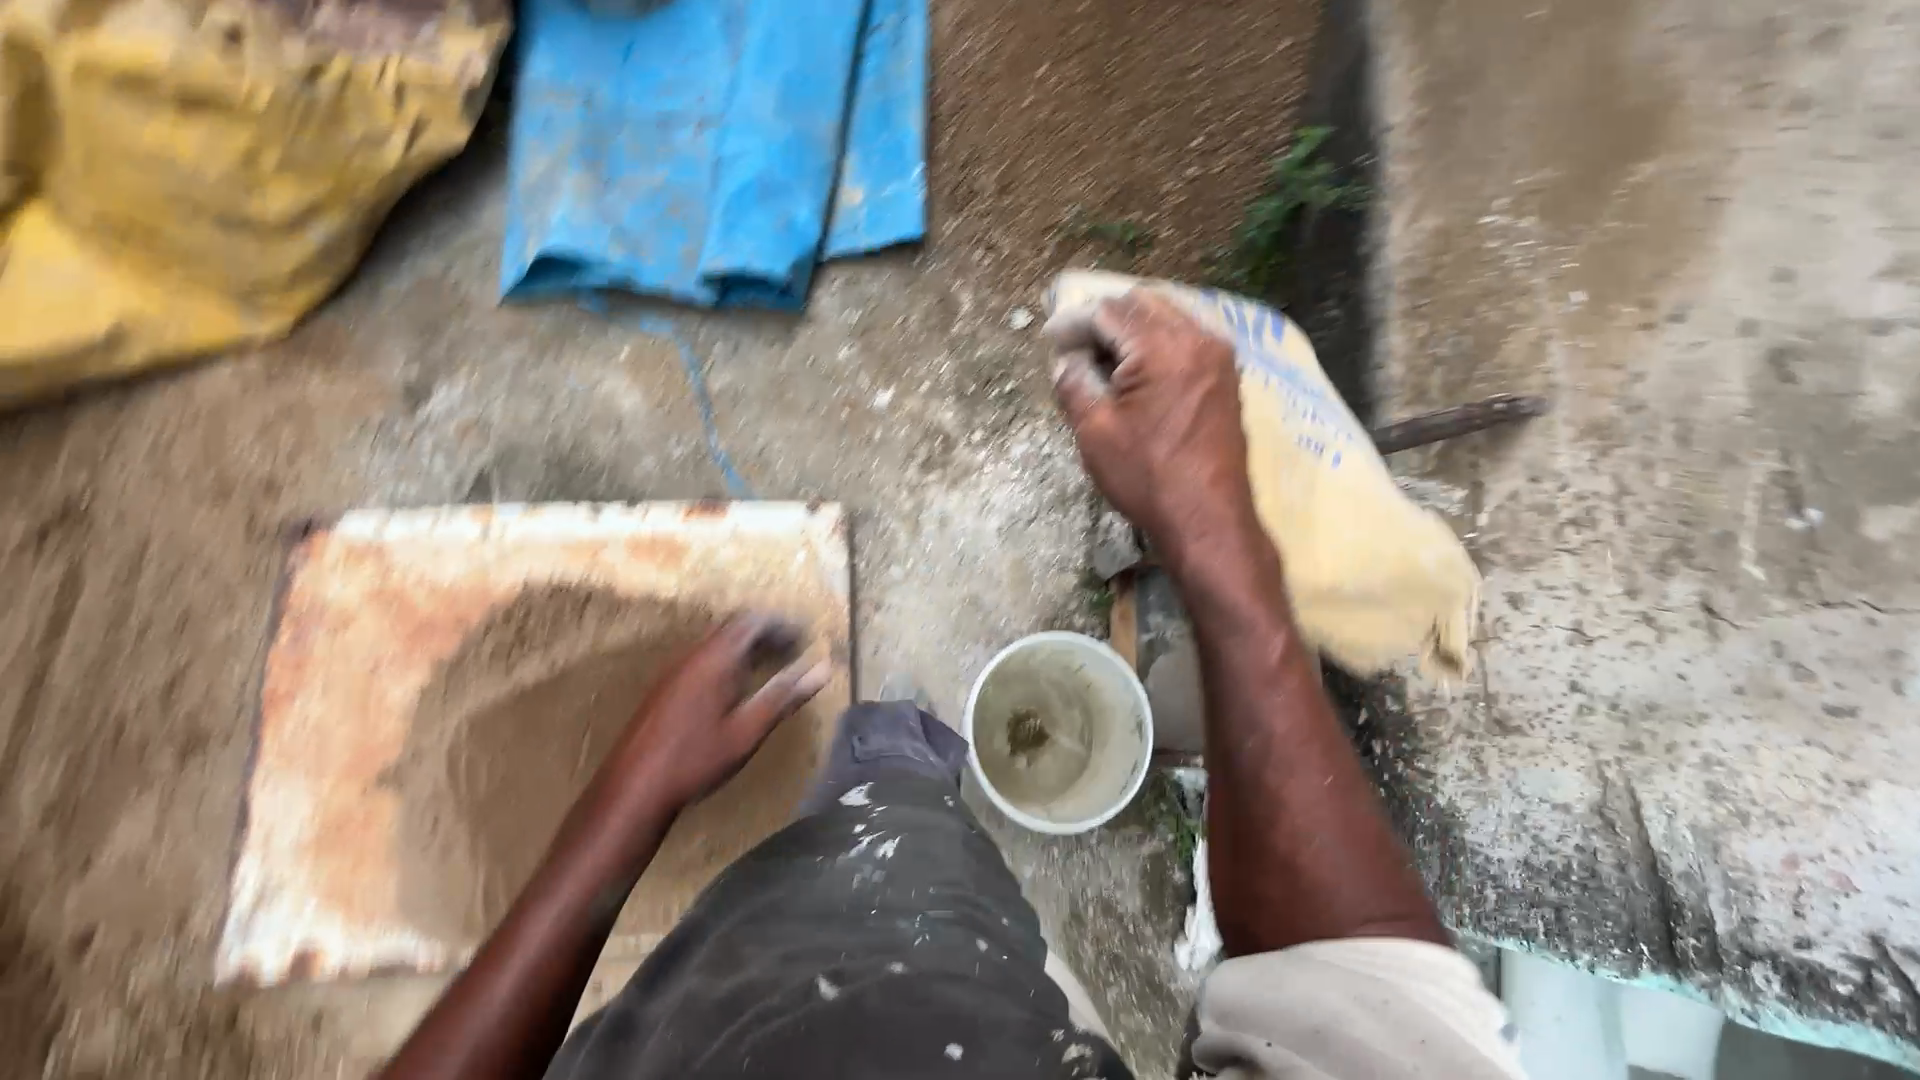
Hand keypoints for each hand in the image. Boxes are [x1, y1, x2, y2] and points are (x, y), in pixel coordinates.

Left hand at [599, 615, 831, 814]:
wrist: (635, 786)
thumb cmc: (697, 759)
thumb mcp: (749, 730)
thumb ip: (786, 695)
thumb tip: (823, 669)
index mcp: (717, 659)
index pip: (755, 622)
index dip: (783, 626)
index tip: (805, 639)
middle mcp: (694, 656)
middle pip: (735, 629)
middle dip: (766, 635)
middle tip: (792, 652)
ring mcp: (676, 670)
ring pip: (718, 644)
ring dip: (746, 648)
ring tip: (770, 668)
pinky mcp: (666, 687)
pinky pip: (704, 659)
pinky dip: (728, 661)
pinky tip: (735, 690)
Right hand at [1048, 290, 1258, 563]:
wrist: (1207, 518)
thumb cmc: (1147, 477)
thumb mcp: (1095, 431)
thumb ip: (1075, 383)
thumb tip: (1067, 360)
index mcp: (1164, 347)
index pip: (1110, 312)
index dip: (1073, 321)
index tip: (1050, 339)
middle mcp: (1199, 338)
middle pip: (1142, 303)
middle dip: (1103, 316)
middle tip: (1073, 344)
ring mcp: (1218, 356)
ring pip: (1168, 315)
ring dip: (1131, 325)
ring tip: (1101, 354)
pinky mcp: (1225, 375)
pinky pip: (1187, 335)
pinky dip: (1157, 339)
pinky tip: (1136, 365)